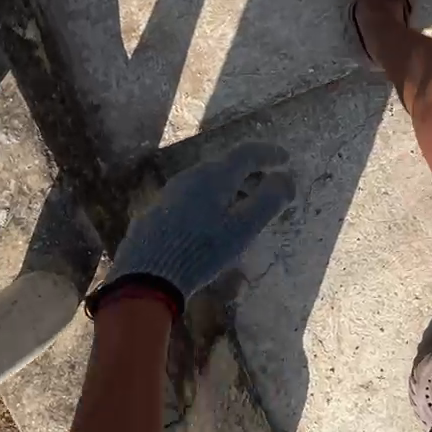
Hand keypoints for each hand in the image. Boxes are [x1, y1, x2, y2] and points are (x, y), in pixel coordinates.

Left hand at [88, 142, 295, 315]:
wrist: (145, 277)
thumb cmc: (202, 250)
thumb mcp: (243, 228)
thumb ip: (268, 201)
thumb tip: (286, 178)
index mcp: (215, 175)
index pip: (247, 153)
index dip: (269, 154)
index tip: (285, 159)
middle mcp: (191, 176)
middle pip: (226, 166)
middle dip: (250, 172)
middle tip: (267, 183)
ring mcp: (171, 194)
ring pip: (208, 182)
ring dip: (231, 188)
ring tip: (243, 206)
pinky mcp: (158, 213)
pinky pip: (193, 197)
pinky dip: (212, 201)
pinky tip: (212, 223)